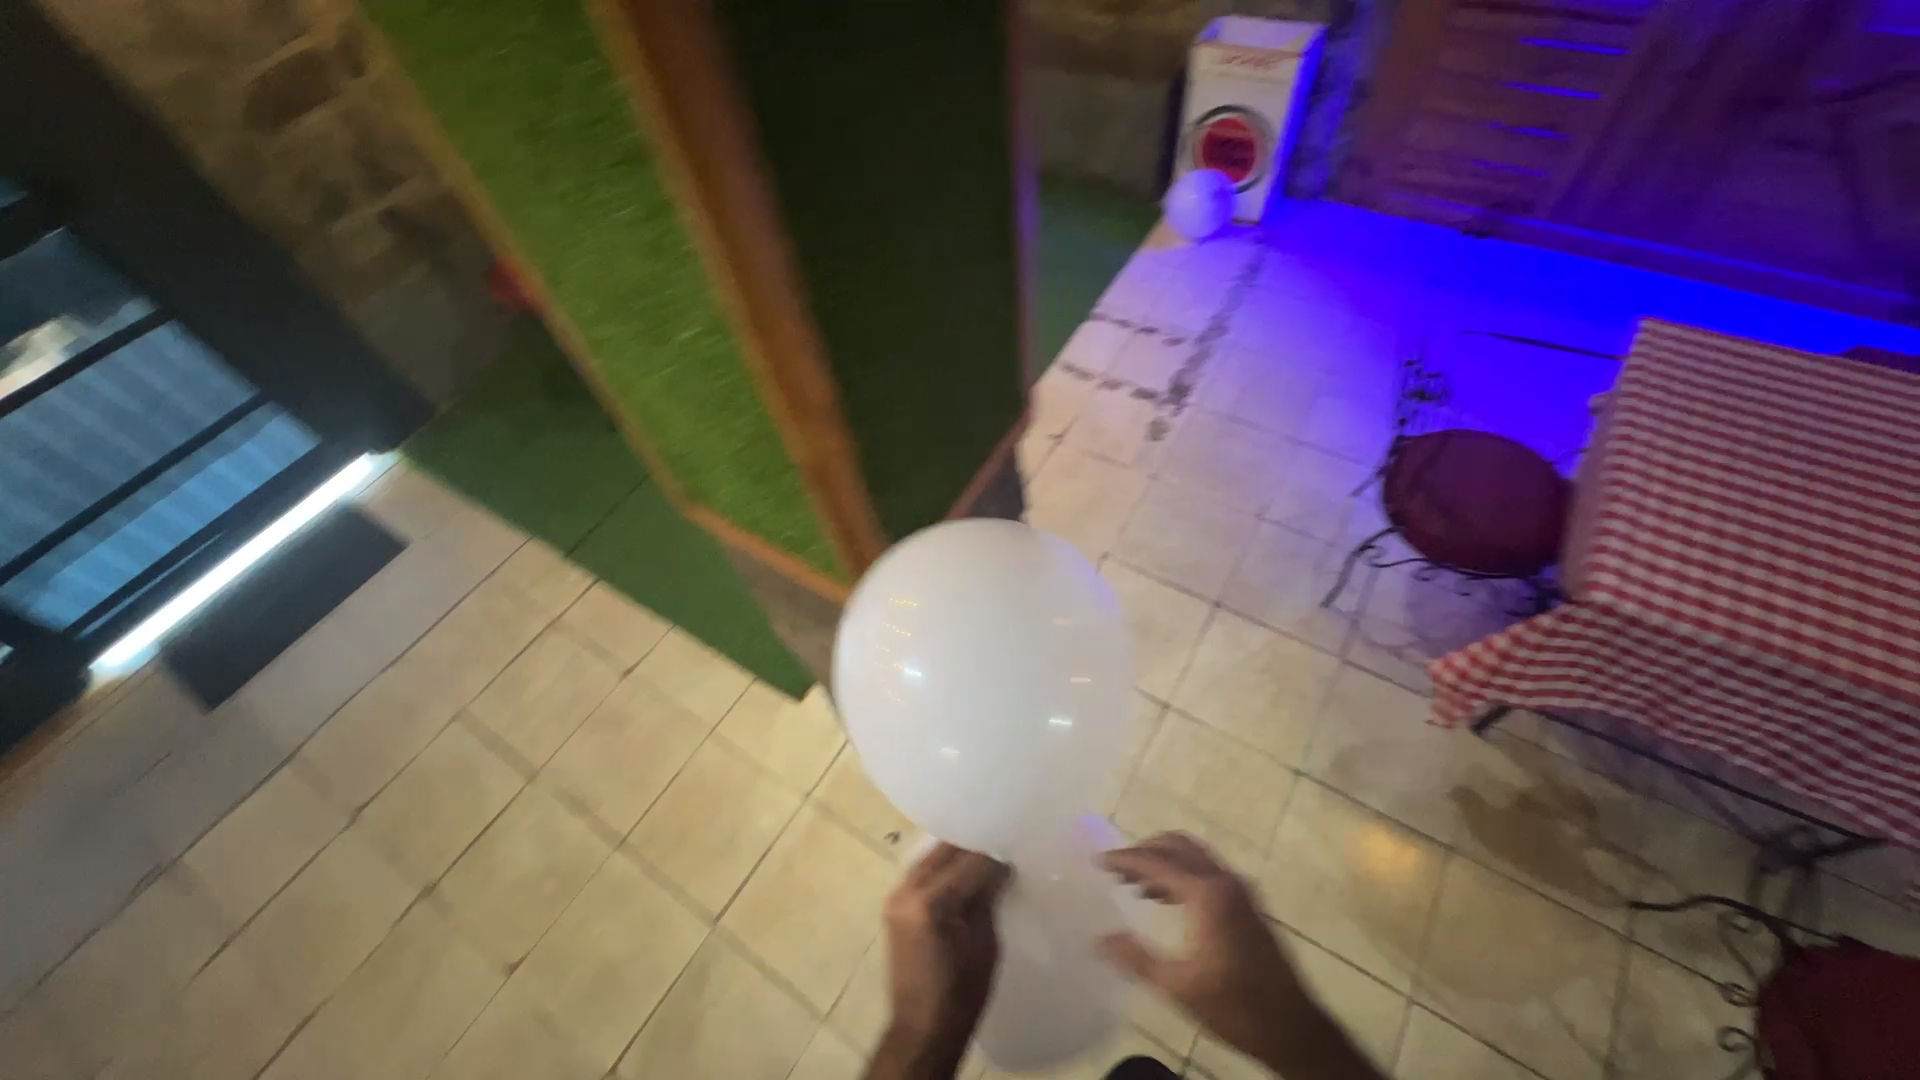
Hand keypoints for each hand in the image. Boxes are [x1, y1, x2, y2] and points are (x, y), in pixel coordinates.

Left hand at [880, 843, 1010, 1053]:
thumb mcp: (985, 942)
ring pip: (931, 858)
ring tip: (983, 859)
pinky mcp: (893, 904)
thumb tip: (998, 865)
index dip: (995, 856)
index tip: (1014, 853)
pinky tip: (961, 874)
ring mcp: (896, 896)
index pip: (971, 861)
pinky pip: (921, 872)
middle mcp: (908, 891)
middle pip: (945, 851)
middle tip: (1000, 850)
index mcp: (932, 902)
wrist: (922, 1027)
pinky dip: (941, 868)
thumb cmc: (962, 992)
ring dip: (956, 855)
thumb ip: (987, 896)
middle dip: (973, 847)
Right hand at [1099, 833, 1377, 1077]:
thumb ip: (1135, 957)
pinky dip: (1182, 873)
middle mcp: (1225, 880)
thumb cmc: (1235, 1007)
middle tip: (1117, 868)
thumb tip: (1099, 938)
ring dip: (1163, 861)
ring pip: (1195, 855)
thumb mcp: (1177, 986)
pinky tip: (1166, 900)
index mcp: (1206, 894)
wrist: (1295, 1029)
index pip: (1156, 862)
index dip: (1124, 859)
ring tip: (1134, 884)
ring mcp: (1241, 889)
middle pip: (1177, 846)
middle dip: (1144, 851)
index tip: (1098, 862)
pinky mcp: (1250, 902)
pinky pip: (1208, 871)